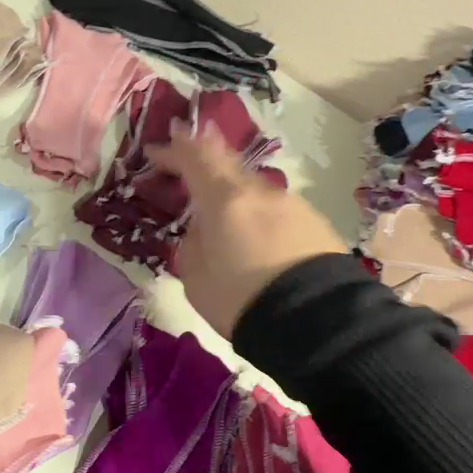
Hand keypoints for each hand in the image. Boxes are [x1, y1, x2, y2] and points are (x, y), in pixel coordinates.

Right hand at [146, 122, 347, 336]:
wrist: (316, 322)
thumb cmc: (239, 299)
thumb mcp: (194, 275)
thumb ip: (194, 241)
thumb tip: (203, 228)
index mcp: (224, 200)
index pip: (195, 158)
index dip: (173, 150)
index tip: (156, 150)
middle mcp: (260, 193)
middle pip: (228, 163)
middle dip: (205, 159)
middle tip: (187, 162)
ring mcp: (292, 206)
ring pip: (254, 189)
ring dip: (234, 192)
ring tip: (223, 212)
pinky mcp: (315, 224)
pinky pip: (275, 209)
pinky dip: (258, 213)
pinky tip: (255, 236)